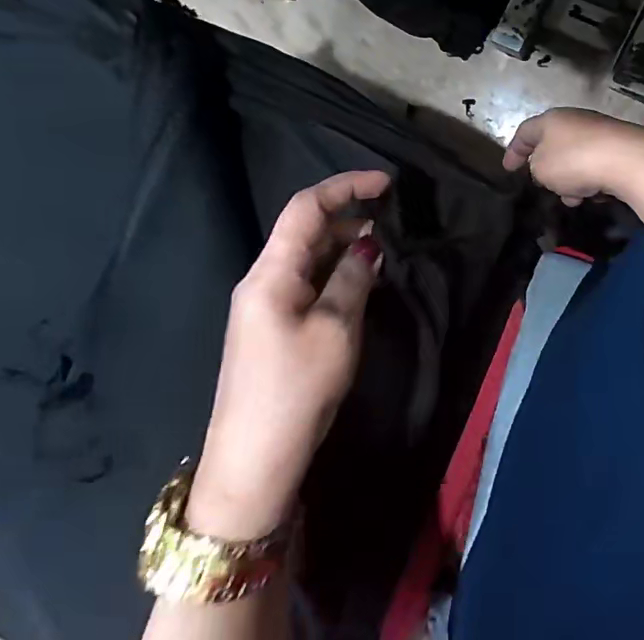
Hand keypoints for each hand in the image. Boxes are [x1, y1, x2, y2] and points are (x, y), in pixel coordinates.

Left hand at [189, 170, 389, 540]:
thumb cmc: (295, 390)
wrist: (252, 460)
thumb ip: (352, 280)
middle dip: (346, 217)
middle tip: (391, 222)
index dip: (344, 187)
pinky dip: (332, 275)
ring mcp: (263, 303)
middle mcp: (261, 278)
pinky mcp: (270, 326)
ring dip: (341, 247)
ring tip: (381, 250)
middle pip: (303, 230)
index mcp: (270, 270)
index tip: (385, 183)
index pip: (305, 207)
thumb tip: (368, 246)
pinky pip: (303, 284)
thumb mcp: (334, 331)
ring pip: (305, 258)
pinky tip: (358, 284)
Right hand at [504, 107, 643, 205]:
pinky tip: (597, 195)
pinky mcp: (623, 146)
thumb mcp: (540, 169)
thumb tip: (546, 169)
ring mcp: (601, 132)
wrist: (631, 161)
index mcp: (550, 120)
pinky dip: (592, 179)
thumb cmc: (574, 162)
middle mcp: (575, 121)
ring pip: (576, 158)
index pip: (523, 133)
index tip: (508, 169)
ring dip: (571, 179)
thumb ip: (535, 168)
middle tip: (546, 188)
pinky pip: (597, 164)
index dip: (513, 152)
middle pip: (552, 145)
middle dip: (547, 170)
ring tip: (576, 198)